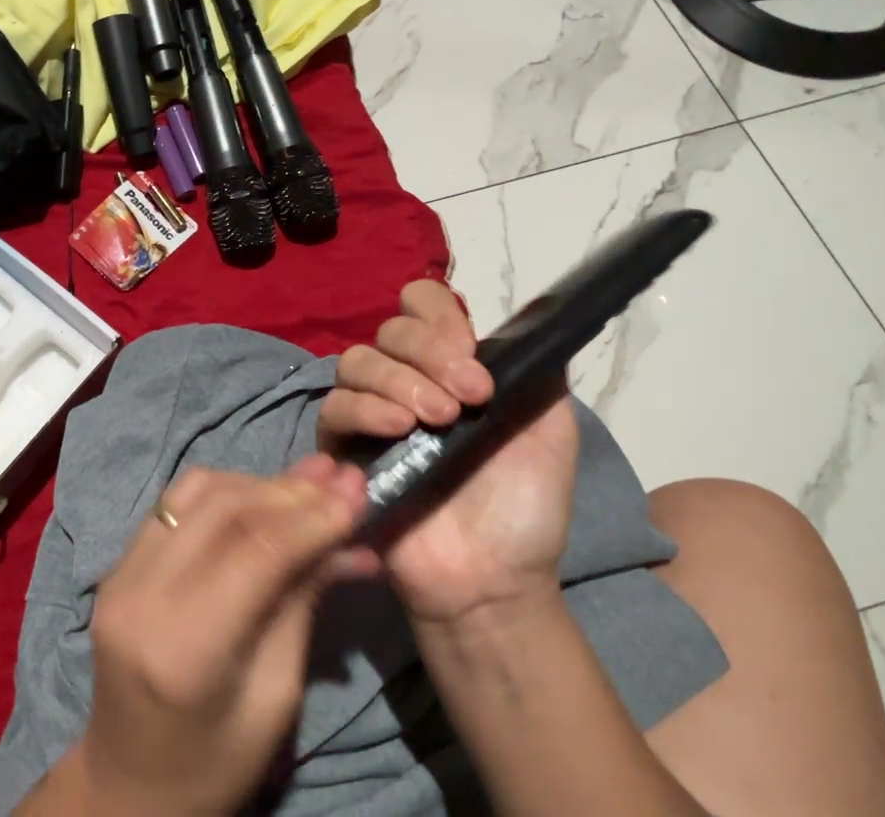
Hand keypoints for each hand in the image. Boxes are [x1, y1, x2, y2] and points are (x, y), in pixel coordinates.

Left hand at [73, 457, 368, 814]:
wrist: (128, 783)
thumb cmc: (215, 762)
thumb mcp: (276, 697)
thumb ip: (300, 605)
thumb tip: (343, 535)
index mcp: (184, 645)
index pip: (255, 549)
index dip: (313, 516)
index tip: (359, 492)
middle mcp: (140, 594)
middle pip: (224, 509)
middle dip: (291, 490)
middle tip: (343, 477)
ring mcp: (119, 574)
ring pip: (195, 493)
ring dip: (257, 483)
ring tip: (309, 484)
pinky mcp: (115, 565)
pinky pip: (172, 505)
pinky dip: (223, 492)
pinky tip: (261, 498)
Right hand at [319, 281, 579, 624]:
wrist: (495, 578)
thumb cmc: (523, 507)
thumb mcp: (549, 429)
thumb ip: (536, 371)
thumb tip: (530, 317)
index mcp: (449, 368)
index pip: (423, 306)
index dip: (440, 316)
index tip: (473, 354)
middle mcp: (405, 381)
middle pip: (391, 329)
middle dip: (431, 352)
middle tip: (470, 397)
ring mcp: (370, 415)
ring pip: (358, 361)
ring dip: (399, 380)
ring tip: (438, 420)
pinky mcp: (342, 451)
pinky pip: (334, 407)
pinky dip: (365, 408)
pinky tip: (399, 429)